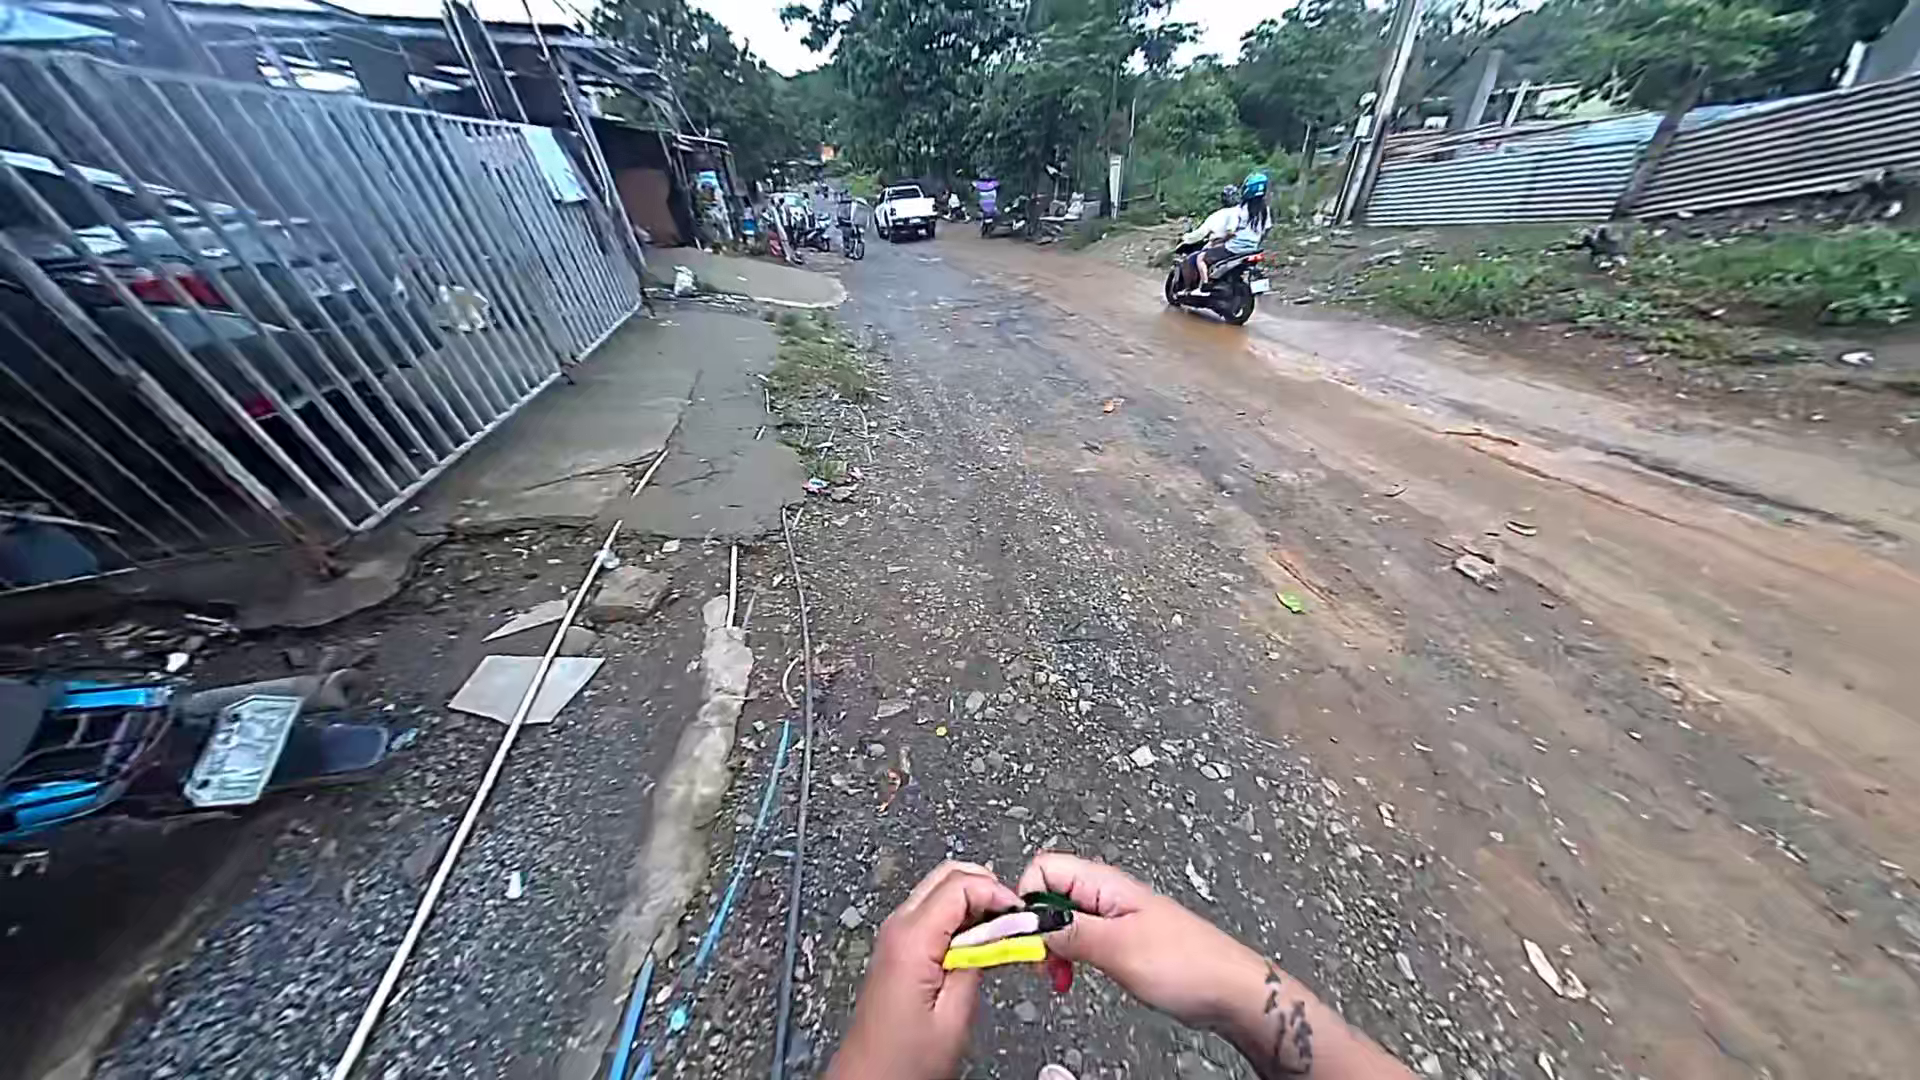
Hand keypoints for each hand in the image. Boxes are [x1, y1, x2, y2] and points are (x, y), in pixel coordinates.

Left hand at [824, 861, 1022, 1079]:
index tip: (1019, 913)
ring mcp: (895, 931)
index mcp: (912, 939)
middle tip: (1012, 916)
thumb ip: (977, 965)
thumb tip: (998, 932)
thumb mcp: (953, 1019)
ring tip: (999, 929)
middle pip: (947, 874)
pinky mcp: (897, 943)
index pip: (959, 884)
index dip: (995, 891)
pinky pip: (932, 908)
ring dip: (972, 898)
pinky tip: (975, 941)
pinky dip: (958, 912)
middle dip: (985, 885)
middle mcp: (899, 924)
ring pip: (940, 887)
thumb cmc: (903, 1064)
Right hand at [1016, 852, 1266, 1030]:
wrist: (1231, 991)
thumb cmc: (1188, 964)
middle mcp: (1102, 891)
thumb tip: (1030, 920)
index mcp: (1101, 882)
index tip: (1025, 937)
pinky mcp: (1117, 936)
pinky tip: (1074, 975)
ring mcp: (1110, 913)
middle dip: (1036, 927)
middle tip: (1042, 961)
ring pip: (1060, 917)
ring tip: (1059, 974)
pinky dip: (1068, 956)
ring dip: (1052, 945)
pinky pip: (1077, 936)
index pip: (1042, 869)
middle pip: (1047, 893)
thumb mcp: (1120, 949)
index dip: (1027, 901)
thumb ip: (1071, 931)